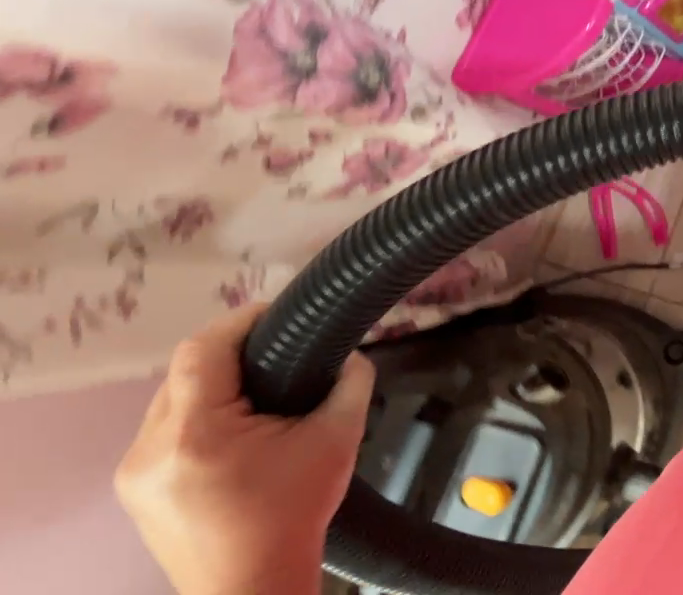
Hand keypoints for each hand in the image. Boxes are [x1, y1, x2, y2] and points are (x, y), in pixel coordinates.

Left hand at [116, 304, 374, 594]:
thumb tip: (348, 353)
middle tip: (286, 348)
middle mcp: (148, 448)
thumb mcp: (339, 436)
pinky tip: (243, 422)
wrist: (252, 585)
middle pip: (183, 372)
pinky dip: (204, 411)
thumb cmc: (295, 509)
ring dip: (217, 383)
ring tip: (269, 386)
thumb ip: (350, 382)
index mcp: (194, 433)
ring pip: (172, 398)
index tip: (282, 313)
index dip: (241, 321)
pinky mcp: (136, 486)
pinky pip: (167, 426)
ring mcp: (134, 470)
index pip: (201, 350)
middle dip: (234, 352)